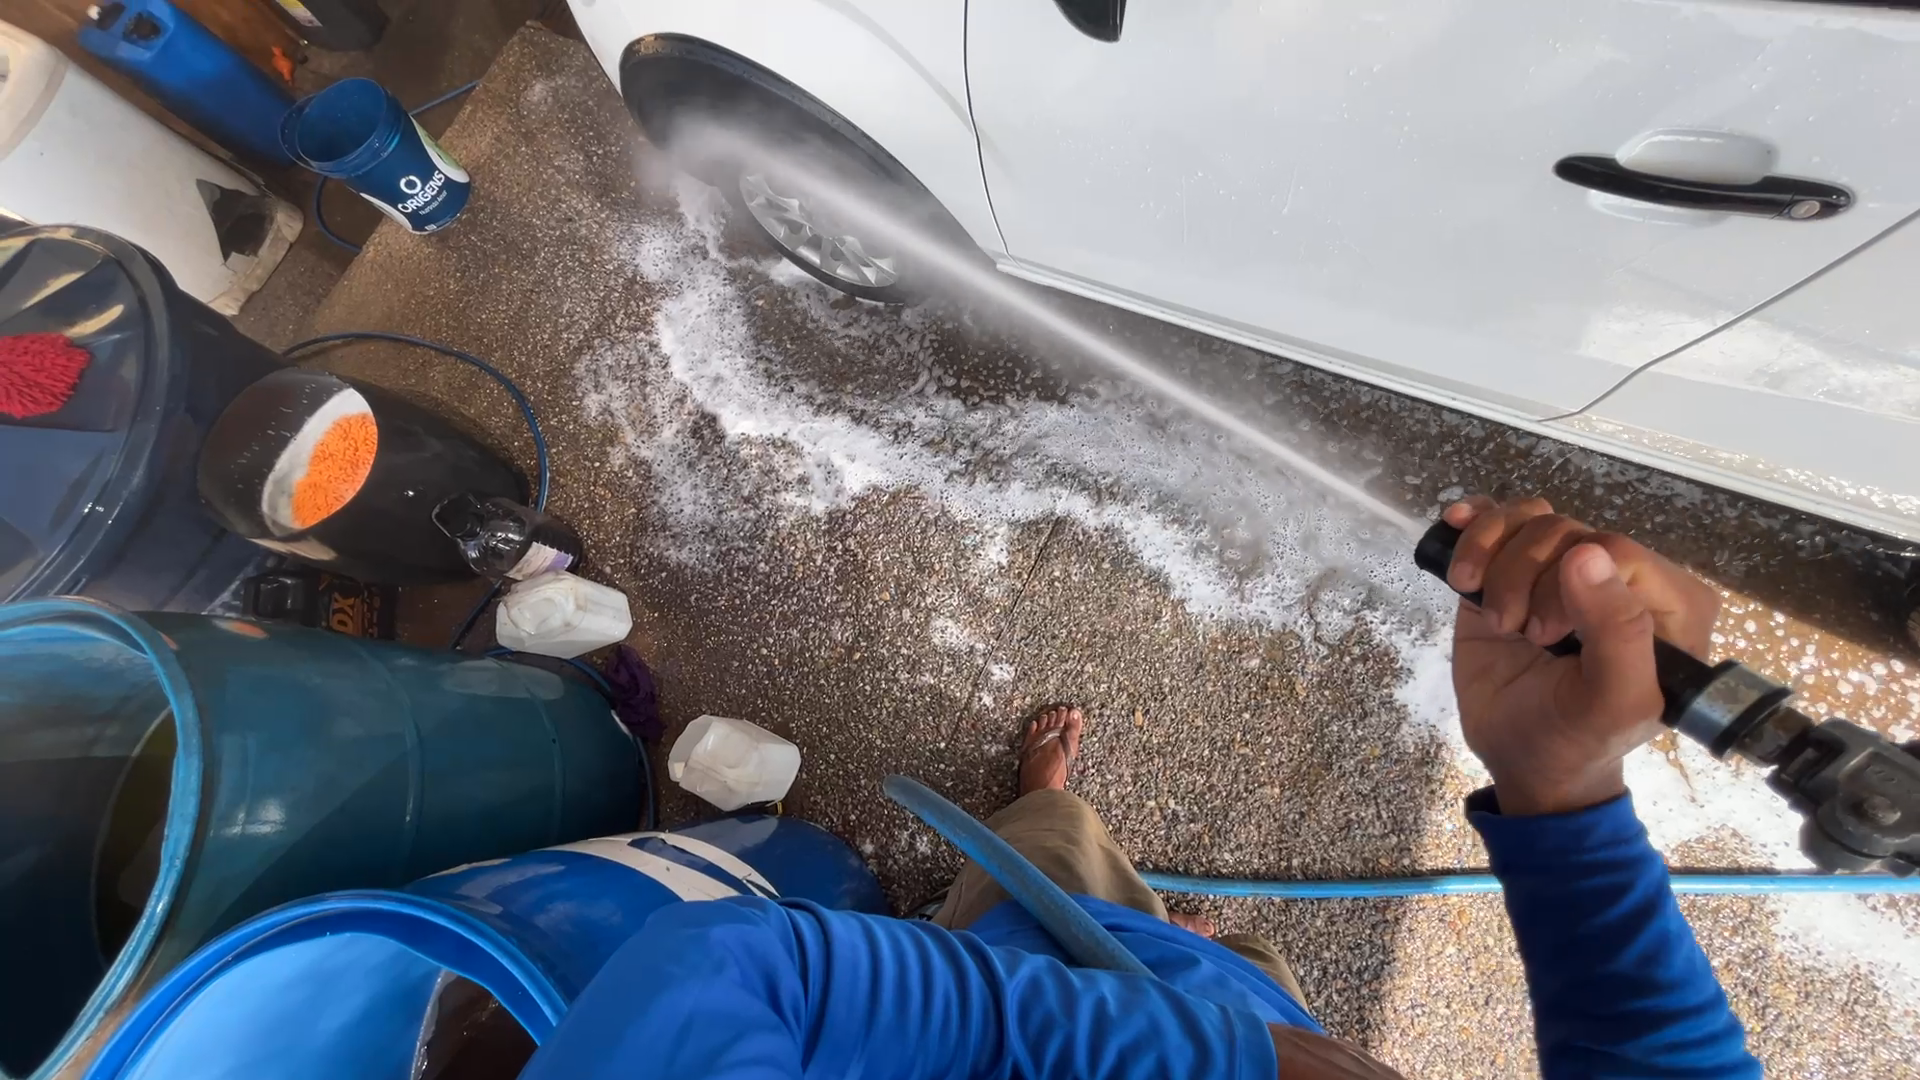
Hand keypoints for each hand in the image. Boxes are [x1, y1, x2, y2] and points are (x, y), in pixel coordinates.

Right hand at [1444, 496, 1719, 815]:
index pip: (1612, 549)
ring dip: (1488, 552)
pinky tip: (1454, 525)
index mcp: (1663, 602)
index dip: (1564, 582)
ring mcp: (1552, 573)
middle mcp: (1612, 578)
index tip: (1543, 633)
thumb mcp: (1613, 700)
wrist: (1519, 756)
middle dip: (1520, 576)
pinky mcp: (1504, 575)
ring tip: (1475, 596)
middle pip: (1560, 530)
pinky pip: (1495, 521)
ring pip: (1525, 517)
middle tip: (1513, 630)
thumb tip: (1584, 553)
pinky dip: (1473, 519)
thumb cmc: (1576, 737)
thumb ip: (1617, 630)